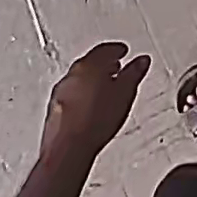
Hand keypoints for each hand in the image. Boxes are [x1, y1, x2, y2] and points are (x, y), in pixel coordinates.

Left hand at [39, 42, 149, 168]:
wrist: (69, 148)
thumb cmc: (95, 119)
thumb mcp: (125, 92)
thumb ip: (134, 73)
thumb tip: (142, 61)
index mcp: (89, 65)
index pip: (104, 50)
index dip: (116, 49)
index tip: (122, 50)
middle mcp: (72, 75)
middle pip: (90, 62)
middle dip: (104, 63)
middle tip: (115, 65)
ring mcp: (61, 92)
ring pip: (80, 78)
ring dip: (93, 79)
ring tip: (105, 87)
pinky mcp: (55, 109)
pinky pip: (71, 94)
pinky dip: (82, 94)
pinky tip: (89, 106)